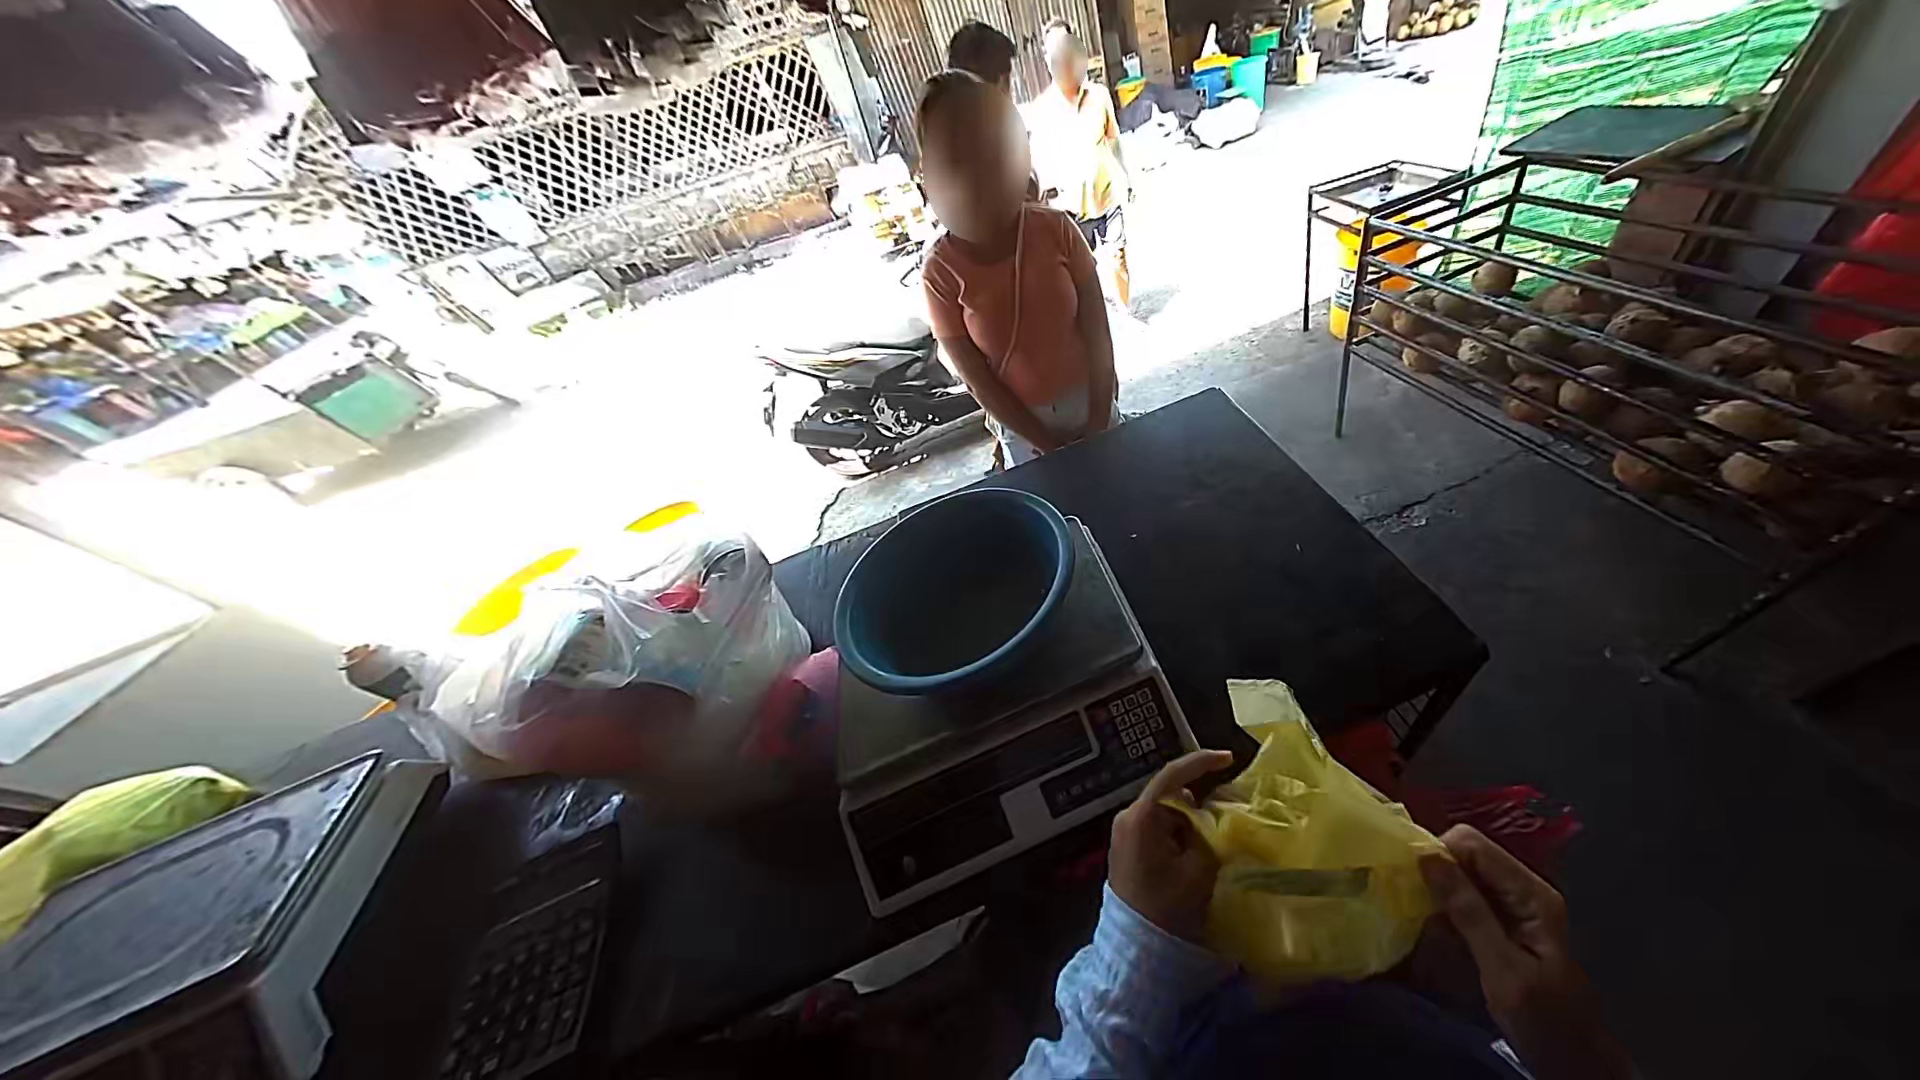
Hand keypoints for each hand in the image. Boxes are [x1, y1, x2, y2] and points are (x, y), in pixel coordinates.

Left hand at [1108, 749, 1233, 940]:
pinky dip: (1177, 836)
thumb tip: (1209, 819)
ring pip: (1166, 813)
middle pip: (1169, 796)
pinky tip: (1191, 860)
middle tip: (1222, 827)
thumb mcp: (1197, 872)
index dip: (1200, 762)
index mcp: (1141, 817)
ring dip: (1188, 826)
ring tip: (1205, 854)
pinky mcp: (1127, 844)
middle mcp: (1128, 816)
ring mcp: (1125, 830)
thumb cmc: (1165, 909)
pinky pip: (1158, 828)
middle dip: (1197, 808)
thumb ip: (1206, 837)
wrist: (1134, 947)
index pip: (1171, 776)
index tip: (1227, 757)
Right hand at [1420, 826, 1635, 1079]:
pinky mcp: (1502, 915)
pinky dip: (1444, 900)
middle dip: (1435, 869)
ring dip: (1437, 886)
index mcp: (1533, 894)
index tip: (1418, 885)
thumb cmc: (1546, 1021)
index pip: (1471, 843)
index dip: (1439, 855)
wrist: (1579, 1065)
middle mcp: (1524, 888)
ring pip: (1459, 868)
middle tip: (1419, 902)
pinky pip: (1463, 889)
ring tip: (1426, 914)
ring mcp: (1514, 902)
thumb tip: (1425, 856)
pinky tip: (1440, 925)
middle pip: (1464, 851)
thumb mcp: (1503, 970)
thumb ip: (1467, 911)